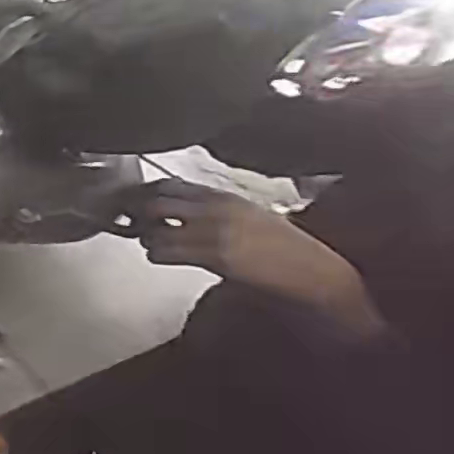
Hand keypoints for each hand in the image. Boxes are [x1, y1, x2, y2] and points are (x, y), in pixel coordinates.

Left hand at [126, 180, 386, 336]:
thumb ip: (210, 207)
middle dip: (140, 216)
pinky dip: (156, 255)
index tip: (140, 206)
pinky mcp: (215, 256)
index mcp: (223, 196)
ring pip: (154, 229)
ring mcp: (215, 232)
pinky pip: (166, 252)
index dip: (147, 195)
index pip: (169, 184)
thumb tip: (173, 207)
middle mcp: (216, 209)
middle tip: (140, 226)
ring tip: (155, 245)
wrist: (313, 269)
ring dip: (147, 239)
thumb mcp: (244, 213)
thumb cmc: (279, 244)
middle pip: (155, 202)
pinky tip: (164, 258)